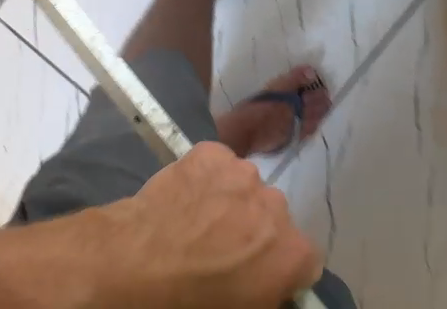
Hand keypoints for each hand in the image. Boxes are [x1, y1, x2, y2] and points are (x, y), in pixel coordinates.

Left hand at [89, 141, 322, 307]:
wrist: (142, 261)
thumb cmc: (197, 301)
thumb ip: (271, 291)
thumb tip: (269, 282)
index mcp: (294, 251)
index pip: (304, 257)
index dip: (280, 265)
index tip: (258, 273)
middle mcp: (277, 205)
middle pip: (273, 216)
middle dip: (254, 228)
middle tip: (223, 246)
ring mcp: (242, 172)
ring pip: (245, 185)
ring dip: (231, 199)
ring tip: (199, 218)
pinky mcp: (210, 151)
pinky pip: (217, 164)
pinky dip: (207, 175)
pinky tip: (186, 195)